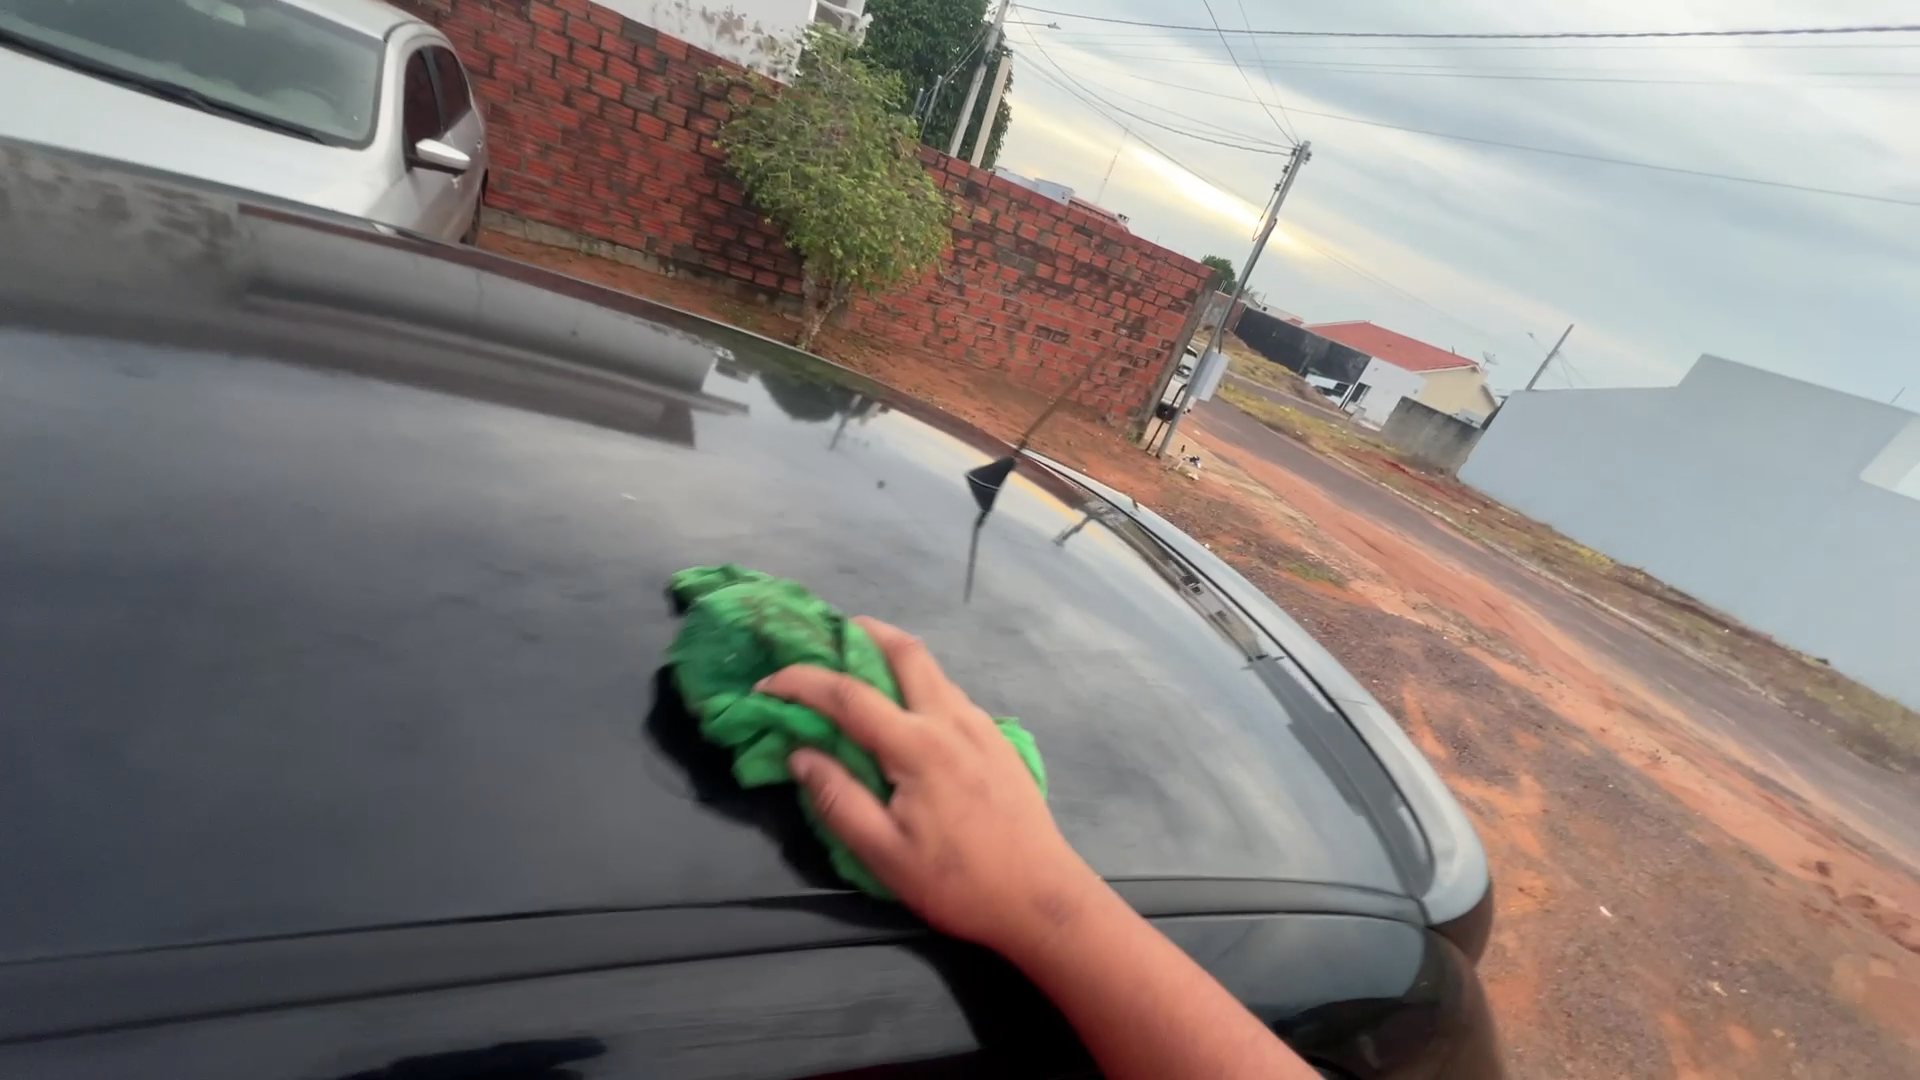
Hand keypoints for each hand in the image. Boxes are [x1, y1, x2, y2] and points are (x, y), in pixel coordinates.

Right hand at [757, 617, 1106, 955]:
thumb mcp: (884, 854)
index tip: (768, 682)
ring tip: (857, 665)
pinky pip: (947, 691)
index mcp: (918, 745)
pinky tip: (904, 708)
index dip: (802, 682)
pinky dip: (916, 680)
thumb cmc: (958, 881)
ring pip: (930, 668)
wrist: (1040, 894)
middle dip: (863, 631)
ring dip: (891, 654)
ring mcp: (979, 723)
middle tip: (827, 636)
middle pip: (905, 650)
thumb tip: (800, 753)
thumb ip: (838, 799)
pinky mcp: (994, 736)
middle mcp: (950, 718)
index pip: (848, 695)